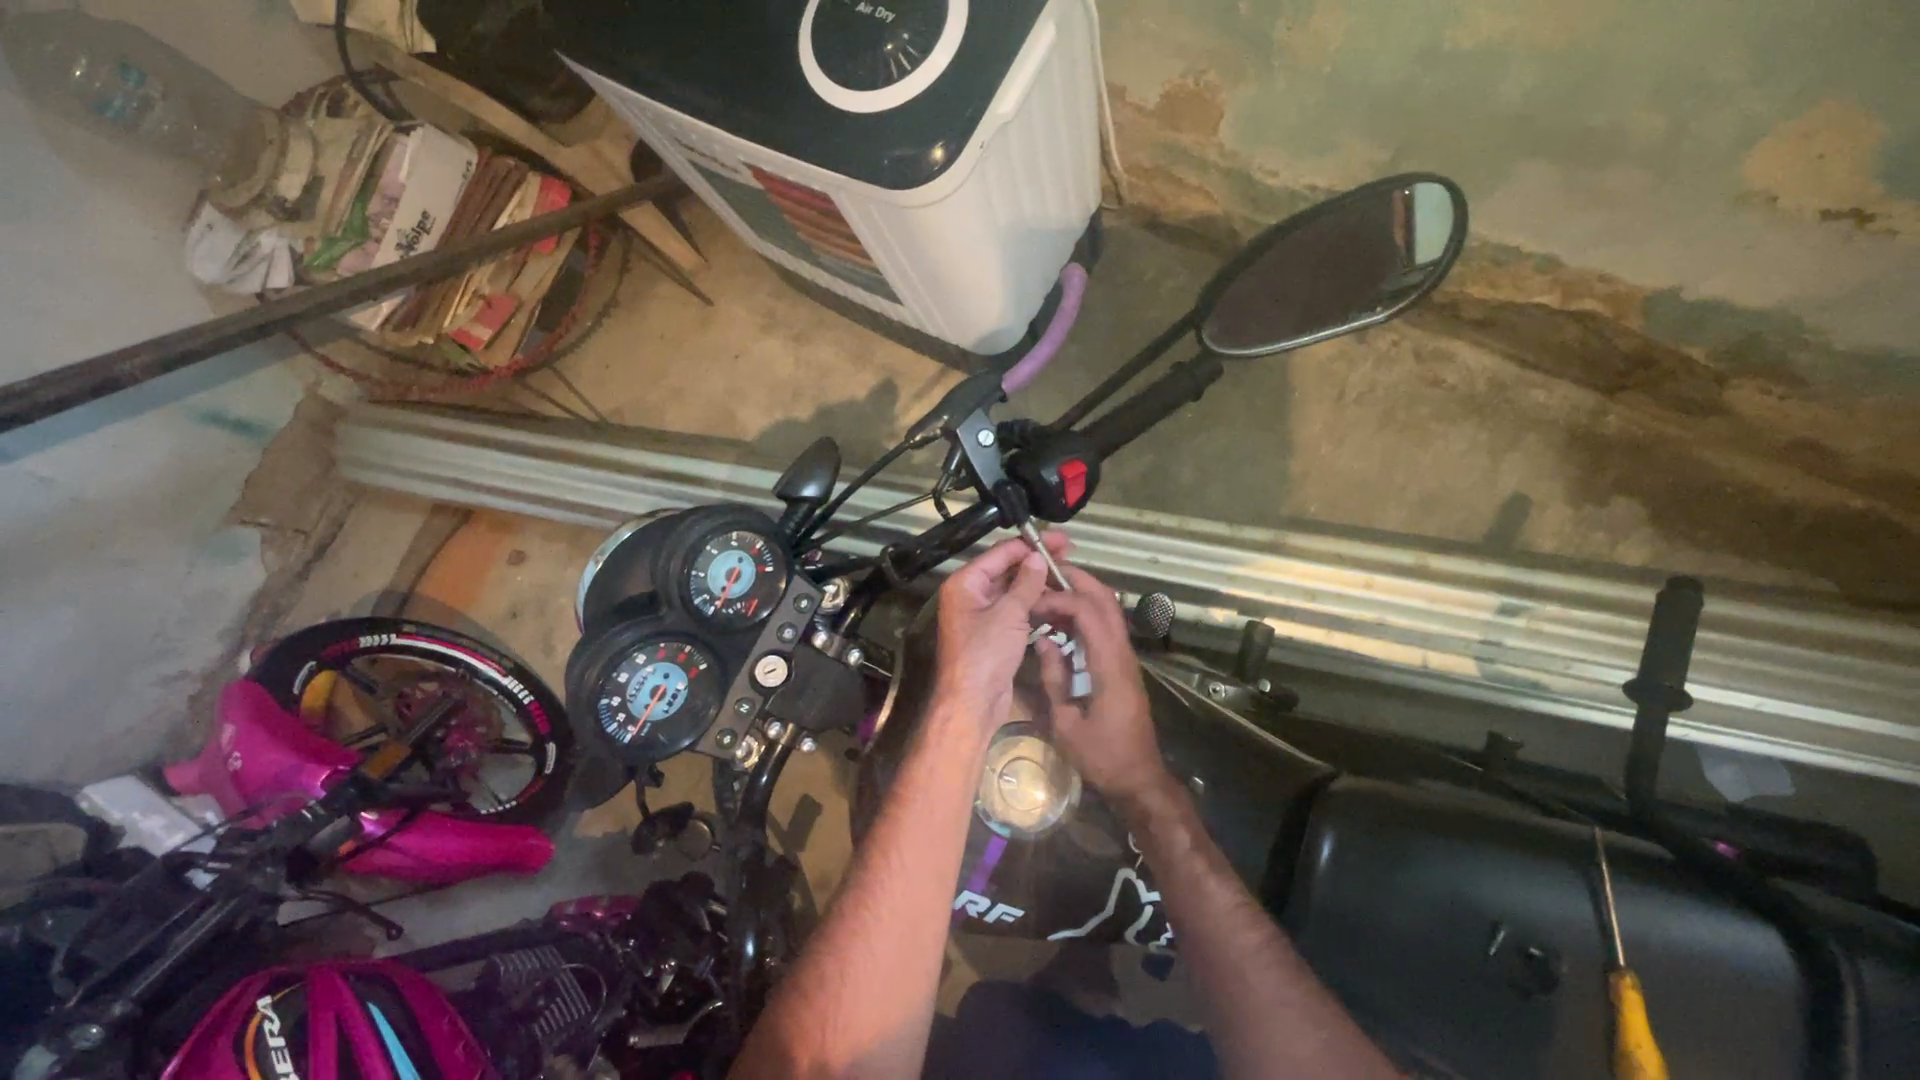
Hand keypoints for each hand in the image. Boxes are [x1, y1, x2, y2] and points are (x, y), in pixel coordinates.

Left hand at [932, 531, 1072, 731]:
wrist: (973, 701)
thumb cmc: (985, 654)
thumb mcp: (1008, 614)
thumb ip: (1025, 583)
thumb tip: (1038, 557)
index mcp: (965, 583)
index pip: (1000, 553)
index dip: (1030, 544)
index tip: (1059, 541)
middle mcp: (970, 595)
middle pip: (1005, 570)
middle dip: (1035, 563)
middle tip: (1067, 555)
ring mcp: (981, 614)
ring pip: (1011, 590)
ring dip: (1036, 583)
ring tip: (1065, 575)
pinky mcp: (992, 632)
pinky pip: (1013, 609)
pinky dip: (1031, 603)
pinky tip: (1054, 599)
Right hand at [1032, 563, 1173, 807]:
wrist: (1138, 778)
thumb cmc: (1101, 757)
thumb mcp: (1065, 723)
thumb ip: (1053, 678)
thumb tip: (1043, 641)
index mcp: (1109, 665)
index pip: (1088, 612)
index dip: (1058, 598)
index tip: (1031, 602)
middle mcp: (1122, 653)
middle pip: (1105, 600)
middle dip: (1075, 580)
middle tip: (1042, 574)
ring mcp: (1125, 658)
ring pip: (1108, 610)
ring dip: (1079, 595)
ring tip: (1046, 594)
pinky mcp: (1122, 666)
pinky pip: (1105, 628)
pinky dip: (1083, 615)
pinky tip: (1059, 623)